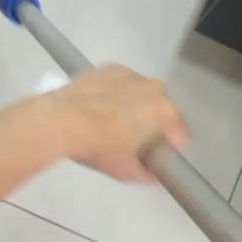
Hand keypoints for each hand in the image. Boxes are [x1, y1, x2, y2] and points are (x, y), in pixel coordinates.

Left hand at [40, 64, 189, 181]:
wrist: (61, 120)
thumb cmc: (100, 147)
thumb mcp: (126, 171)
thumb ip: (147, 173)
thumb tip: (152, 173)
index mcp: (165, 112)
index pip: (180, 134)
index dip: (171, 148)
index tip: (158, 158)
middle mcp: (154, 88)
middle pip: (162, 110)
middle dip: (153, 125)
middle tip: (134, 142)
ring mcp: (131, 74)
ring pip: (141, 94)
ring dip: (135, 106)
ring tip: (113, 123)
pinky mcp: (109, 68)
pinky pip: (121, 84)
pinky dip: (116, 94)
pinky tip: (100, 107)